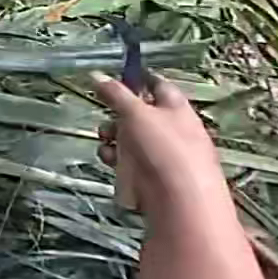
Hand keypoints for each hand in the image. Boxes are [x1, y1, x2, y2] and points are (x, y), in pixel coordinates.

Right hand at [92, 72, 226, 212]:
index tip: (117, 75)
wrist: (180, 203)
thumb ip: (115, 93)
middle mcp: (171, 130)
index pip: (157, 85)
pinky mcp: (150, 176)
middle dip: (117, 113)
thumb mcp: (136, 113)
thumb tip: (96, 75)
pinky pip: (127, 161)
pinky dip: (116, 159)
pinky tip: (112, 161)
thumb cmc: (166, 150)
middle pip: (138, 113)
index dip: (138, 78)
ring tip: (106, 141)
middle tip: (106, 113)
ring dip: (113, 137)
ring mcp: (161, 155)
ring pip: (129, 138)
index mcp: (176, 109)